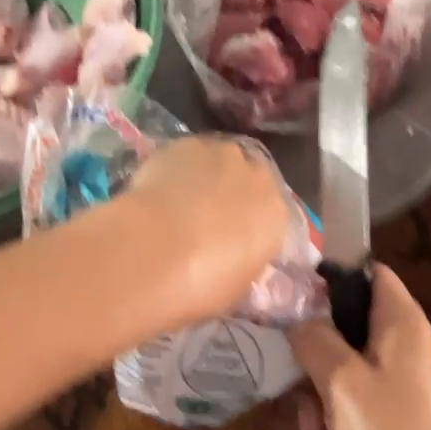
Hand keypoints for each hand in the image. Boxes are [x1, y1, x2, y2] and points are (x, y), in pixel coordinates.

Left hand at [121, 134, 292, 324]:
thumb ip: (243, 260)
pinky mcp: (187, 144)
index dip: (247, 224)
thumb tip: (235, 255)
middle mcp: (256, 176)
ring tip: (178, 203)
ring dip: (205, 177)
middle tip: (205, 219)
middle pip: (247, 179)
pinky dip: (177, 170)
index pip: (268, 214)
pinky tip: (158, 192)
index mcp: (276, 214)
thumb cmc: (201, 285)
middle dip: (231, 193)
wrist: (155, 252)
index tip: (230, 240)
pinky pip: (187, 156)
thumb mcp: (235, 286)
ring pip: (218, 162)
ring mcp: (222, 153)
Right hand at [288, 266, 430, 429]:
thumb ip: (315, 339)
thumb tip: (300, 319)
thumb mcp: (342, 383)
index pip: (371, 272)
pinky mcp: (391, 420)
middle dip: (313, 364)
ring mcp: (398, 385)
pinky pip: (351, 406)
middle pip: (346, 328)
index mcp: (402, 323)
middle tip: (300, 395)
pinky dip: (330, 429)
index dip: (334, 277)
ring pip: (341, 372)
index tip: (295, 299)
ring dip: (316, 407)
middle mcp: (403, 346)